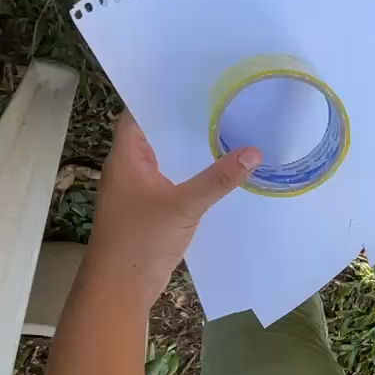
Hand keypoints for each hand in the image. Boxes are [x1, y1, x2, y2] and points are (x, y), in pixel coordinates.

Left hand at [82, 113, 259, 310]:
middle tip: (222, 104)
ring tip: (228, 131)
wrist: (120, 289)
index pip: (139, 114)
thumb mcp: (184, 206)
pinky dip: (194, 174)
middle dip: (185, 121)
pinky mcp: (152, 209)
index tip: (193, 85)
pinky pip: (175, 181)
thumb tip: (254, 152)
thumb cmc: (140, 241)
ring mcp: (140, 190)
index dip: (161, 97)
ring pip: (168, 159)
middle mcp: (130, 169)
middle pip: (157, 134)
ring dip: (191, 149)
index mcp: (126, 158)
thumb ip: (219, 179)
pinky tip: (220, 173)